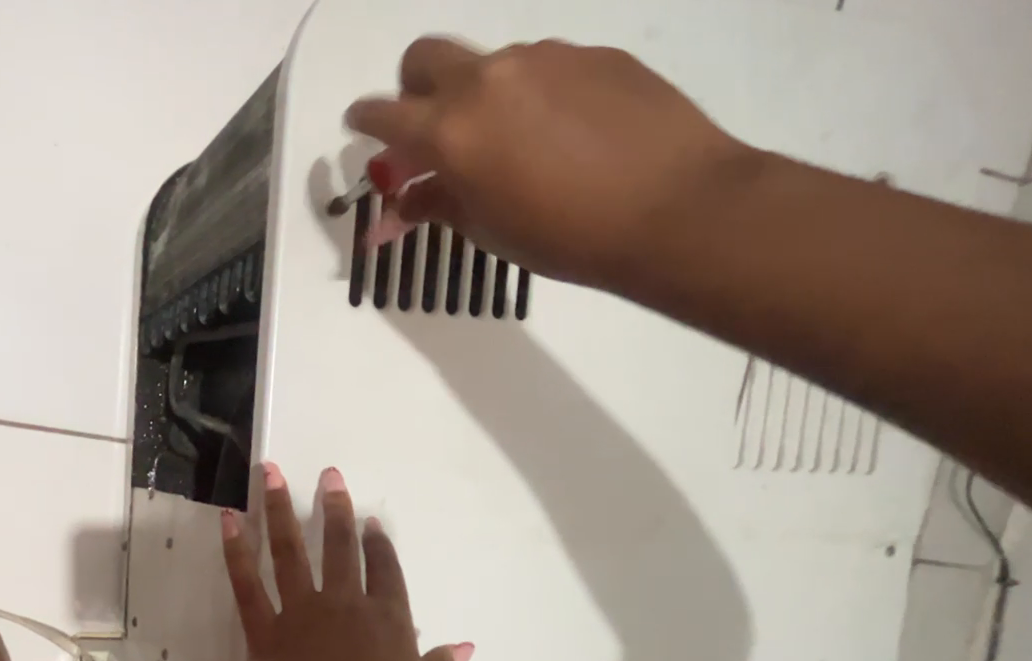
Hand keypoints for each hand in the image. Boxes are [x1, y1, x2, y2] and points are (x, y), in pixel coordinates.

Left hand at [222, 464, 472, 660]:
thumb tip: (465, 646)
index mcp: (392, 625)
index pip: (387, 572)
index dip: (379, 545)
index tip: (371, 520)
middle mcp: (347, 609)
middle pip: (340, 550)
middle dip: (334, 510)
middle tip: (328, 475)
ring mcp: (303, 619)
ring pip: (291, 553)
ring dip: (280, 510)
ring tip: (270, 473)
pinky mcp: (265, 636)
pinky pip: (247, 586)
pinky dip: (236, 552)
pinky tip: (229, 521)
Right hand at [345, 37, 760, 288]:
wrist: (670, 207)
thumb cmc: (559, 234)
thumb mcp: (482, 228)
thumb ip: (433, 204)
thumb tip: (398, 205)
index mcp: (449, 129)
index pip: (383, 112)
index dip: (364, 120)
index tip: (361, 128)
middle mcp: (488, 80)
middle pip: (424, 56)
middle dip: (413, 86)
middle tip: (427, 126)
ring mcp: (545, 58)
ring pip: (488, 63)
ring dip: (479, 95)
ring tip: (509, 144)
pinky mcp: (593, 55)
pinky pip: (542, 67)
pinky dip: (532, 96)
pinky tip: (561, 136)